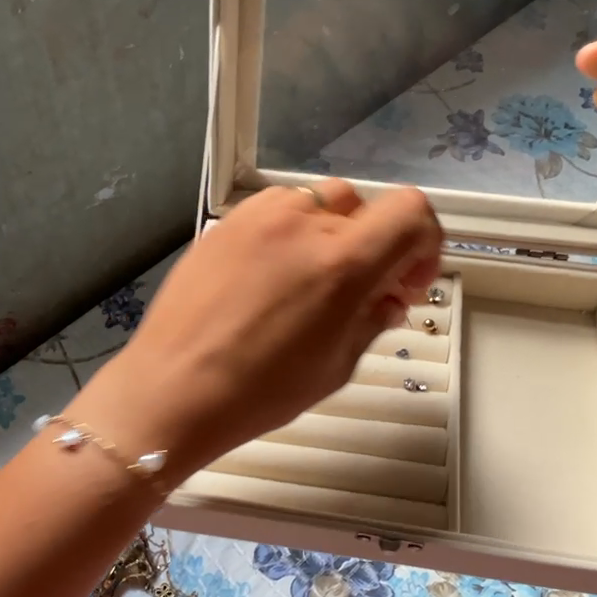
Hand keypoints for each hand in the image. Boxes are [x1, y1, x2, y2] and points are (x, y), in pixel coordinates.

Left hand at [72, 181, 440, 476]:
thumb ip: (372, 319)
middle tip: (365, 293)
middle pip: (365, 208)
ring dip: (332, 236)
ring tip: (315, 286)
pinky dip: (290, 235)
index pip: (411, 213)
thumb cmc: (255, 392)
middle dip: (376, 247)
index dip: (424, 244)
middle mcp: (302, 224)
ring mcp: (257, 218)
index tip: (408, 280)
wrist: (173, 390)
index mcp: (342, 263)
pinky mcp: (224, 225)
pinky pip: (275, 213)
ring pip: (319, 203)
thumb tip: (387, 298)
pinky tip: (274, 280)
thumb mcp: (335, 366)